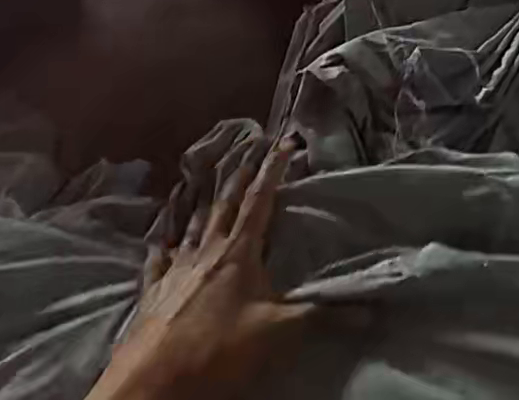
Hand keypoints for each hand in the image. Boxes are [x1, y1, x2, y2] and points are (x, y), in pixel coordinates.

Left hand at [87, 135, 314, 399]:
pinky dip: (161, 246)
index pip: (261, 200)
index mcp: (238, 252)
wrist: (148, 390)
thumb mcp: (276, 334)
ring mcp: (175, 272)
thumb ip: (322, 317)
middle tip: (249, 148)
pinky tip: (158, 240)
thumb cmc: (215, 352)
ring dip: (202, 202)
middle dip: (240, 176)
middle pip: (225, 205)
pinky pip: (157, 262)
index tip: (286, 142)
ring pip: (192, 226)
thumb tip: (371, 310)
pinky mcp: (152, 296)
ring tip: (203, 179)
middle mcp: (206, 252)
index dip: (274, 169)